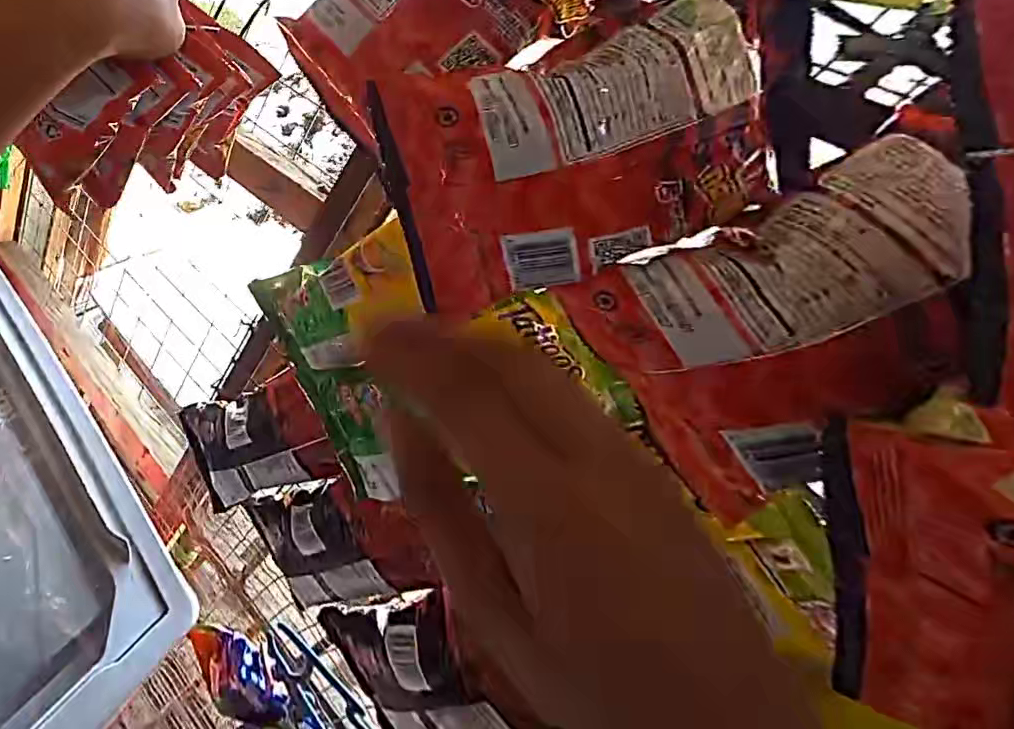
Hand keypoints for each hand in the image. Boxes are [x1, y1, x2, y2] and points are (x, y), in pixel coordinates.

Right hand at [367, 319, 817, 728]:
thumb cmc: (590, 684)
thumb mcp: (490, 611)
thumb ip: (437, 507)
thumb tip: (396, 420)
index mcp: (550, 507)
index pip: (464, 397)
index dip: (407, 356)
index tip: (363, 336)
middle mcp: (599, 464)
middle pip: (508, 362)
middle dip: (439, 334)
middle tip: (386, 329)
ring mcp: (634, 460)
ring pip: (541, 368)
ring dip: (472, 344)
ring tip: (421, 344)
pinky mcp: (650, 466)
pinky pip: (566, 392)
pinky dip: (508, 369)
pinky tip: (479, 382)